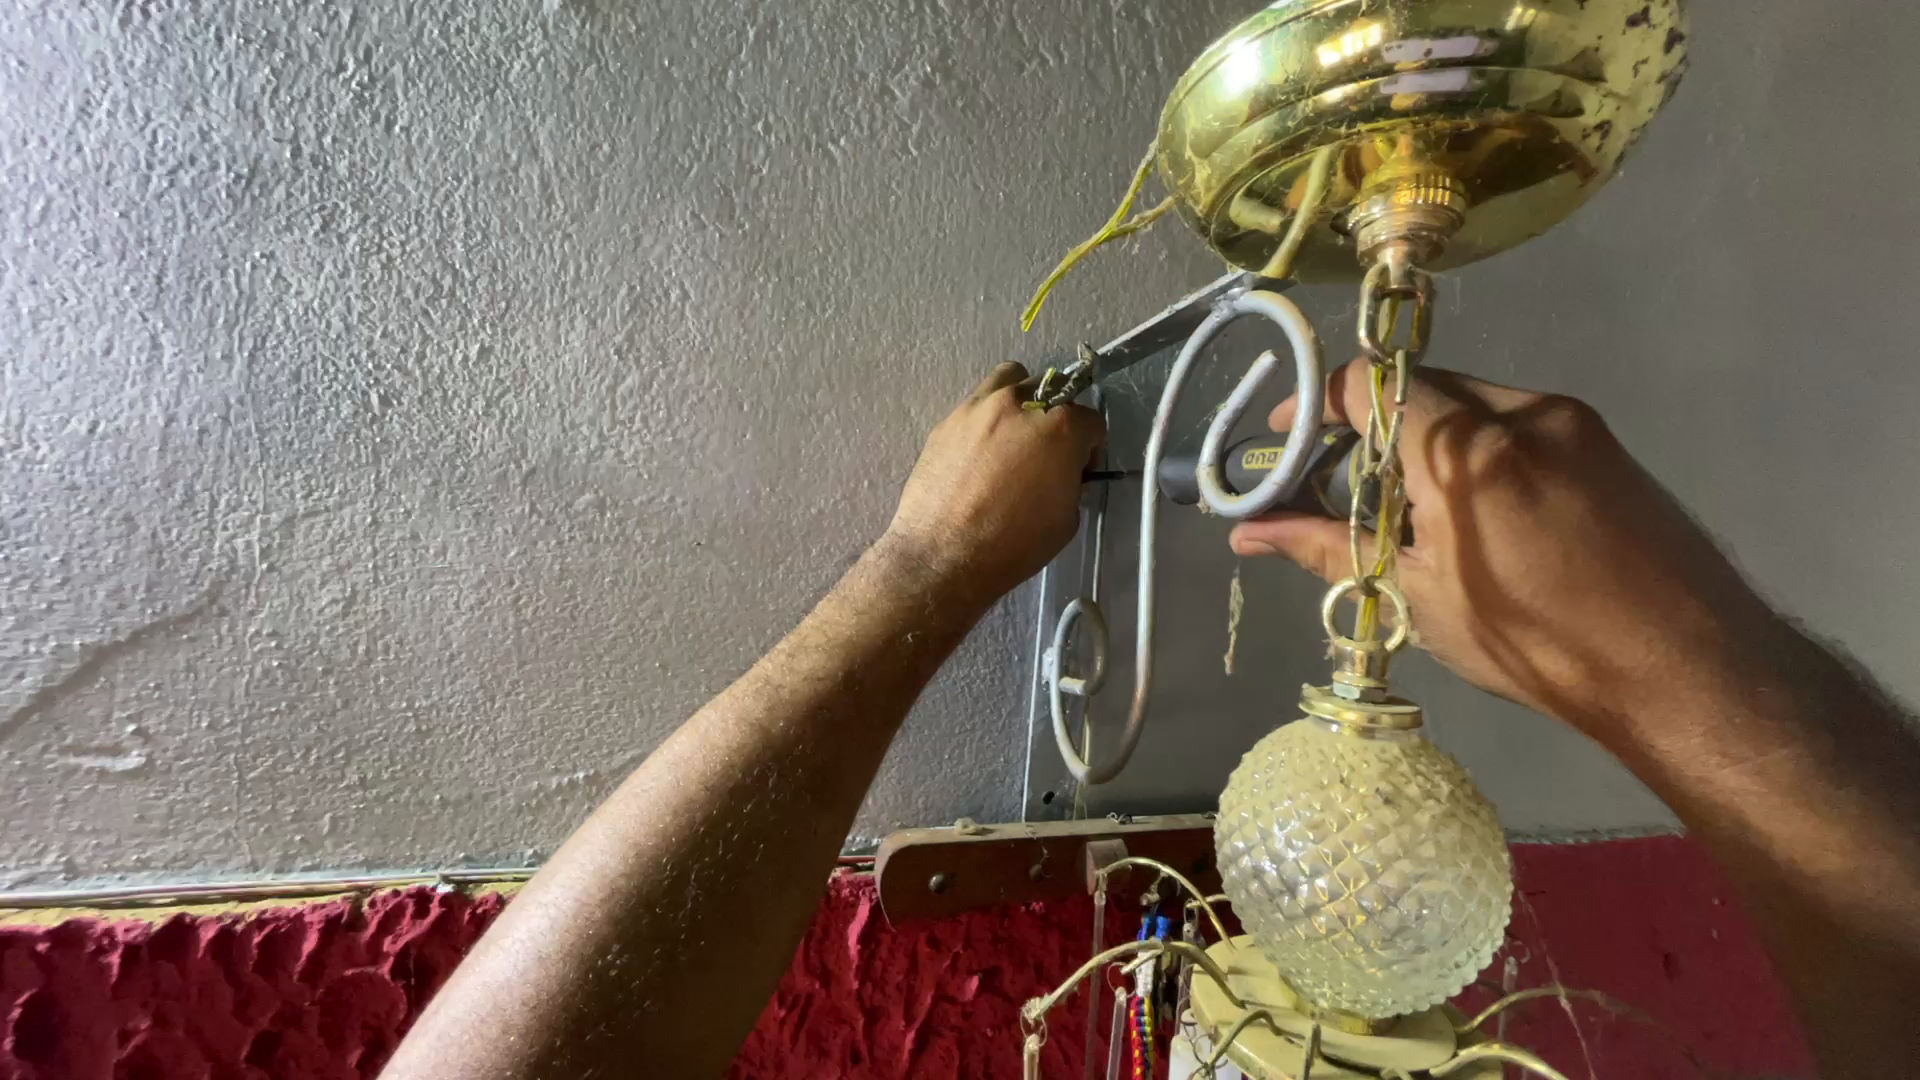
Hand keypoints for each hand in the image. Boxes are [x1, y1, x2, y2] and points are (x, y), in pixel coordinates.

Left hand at [884, 362, 1103, 604]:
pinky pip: (975, 407)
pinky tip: (978, 455)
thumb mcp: (1065, 519)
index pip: (1091, 420)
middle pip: (1052, 391)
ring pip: (1009, 380)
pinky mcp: (945, 422)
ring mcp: (977, 408)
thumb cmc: (1012, 544)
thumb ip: (1070, 481)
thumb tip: (1062, 473)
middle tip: (1046, 453)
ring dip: (1020, 400)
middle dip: (1056, 419)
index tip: (1079, 470)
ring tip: (1012, 436)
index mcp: (1059, 428)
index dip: (1090, 448)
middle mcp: (1019, 405)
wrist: (942, 556)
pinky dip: (985, 422)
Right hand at [1230, 357, 1779, 733]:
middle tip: (1333, 481)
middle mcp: (1521, 414)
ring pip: (1463, 401)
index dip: (1316, 401)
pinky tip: (1462, 507)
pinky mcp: (1602, 443)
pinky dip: (1463, 446)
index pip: (1372, 384)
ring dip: (1413, 437)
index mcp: (1465, 451)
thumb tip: (1244, 535)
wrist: (1691, 672)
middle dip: (1361, 425)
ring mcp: (1571, 423)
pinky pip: (1507, 421)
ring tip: (1397, 503)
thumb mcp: (1413, 595)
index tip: (1286, 437)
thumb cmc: (1533, 639)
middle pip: (1415, 387)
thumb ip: (1324, 547)